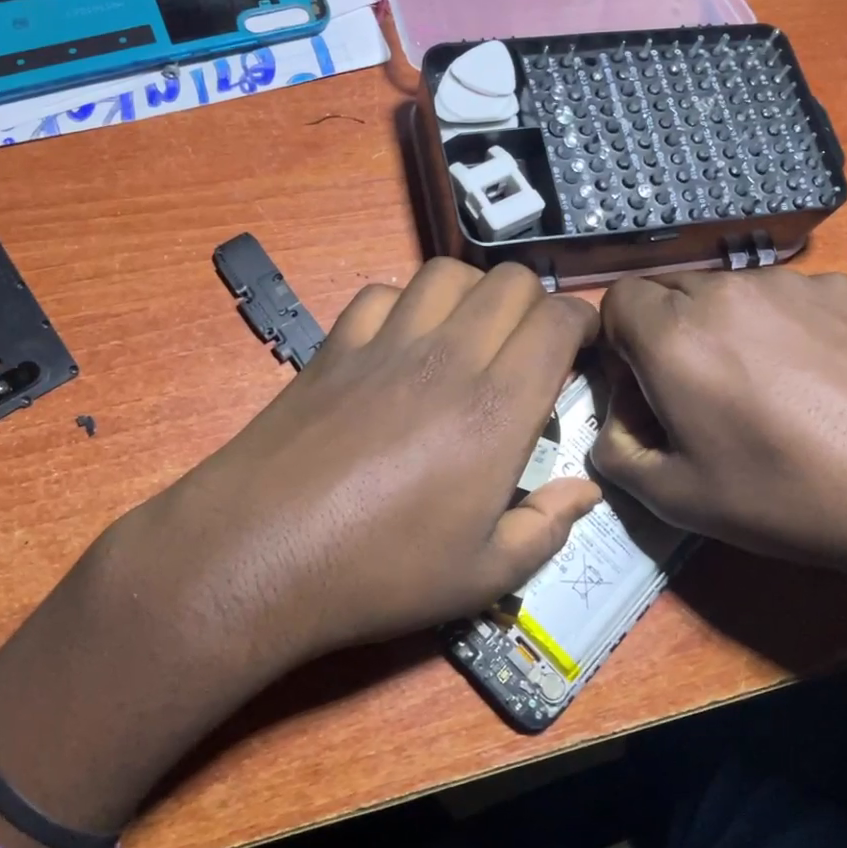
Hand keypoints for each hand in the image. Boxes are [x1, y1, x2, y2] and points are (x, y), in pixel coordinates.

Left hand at [152, 258, 600, 664]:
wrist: (261, 552)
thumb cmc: (380, 572)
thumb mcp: (483, 575)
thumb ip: (546, 527)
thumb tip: (585, 492)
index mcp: (497, 409)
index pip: (558, 321)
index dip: (581, 325)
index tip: (579, 354)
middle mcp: (448, 357)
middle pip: (510, 281)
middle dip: (534, 305)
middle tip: (527, 351)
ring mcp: (385, 343)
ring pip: (447, 272)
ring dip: (471, 294)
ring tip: (468, 338)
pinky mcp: (335, 346)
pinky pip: (381, 293)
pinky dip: (404, 305)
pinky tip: (400, 345)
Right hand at [590, 268, 846, 594]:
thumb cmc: (789, 497)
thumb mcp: (679, 499)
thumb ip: (617, 455)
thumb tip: (614, 430)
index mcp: (673, 336)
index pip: (615, 301)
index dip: (618, 344)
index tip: (645, 391)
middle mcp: (725, 292)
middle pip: (670, 294)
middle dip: (667, 337)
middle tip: (700, 398)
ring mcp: (792, 284)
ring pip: (728, 295)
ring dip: (723, 332)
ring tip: (767, 394)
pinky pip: (786, 300)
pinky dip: (780, 330)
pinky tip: (820, 383)